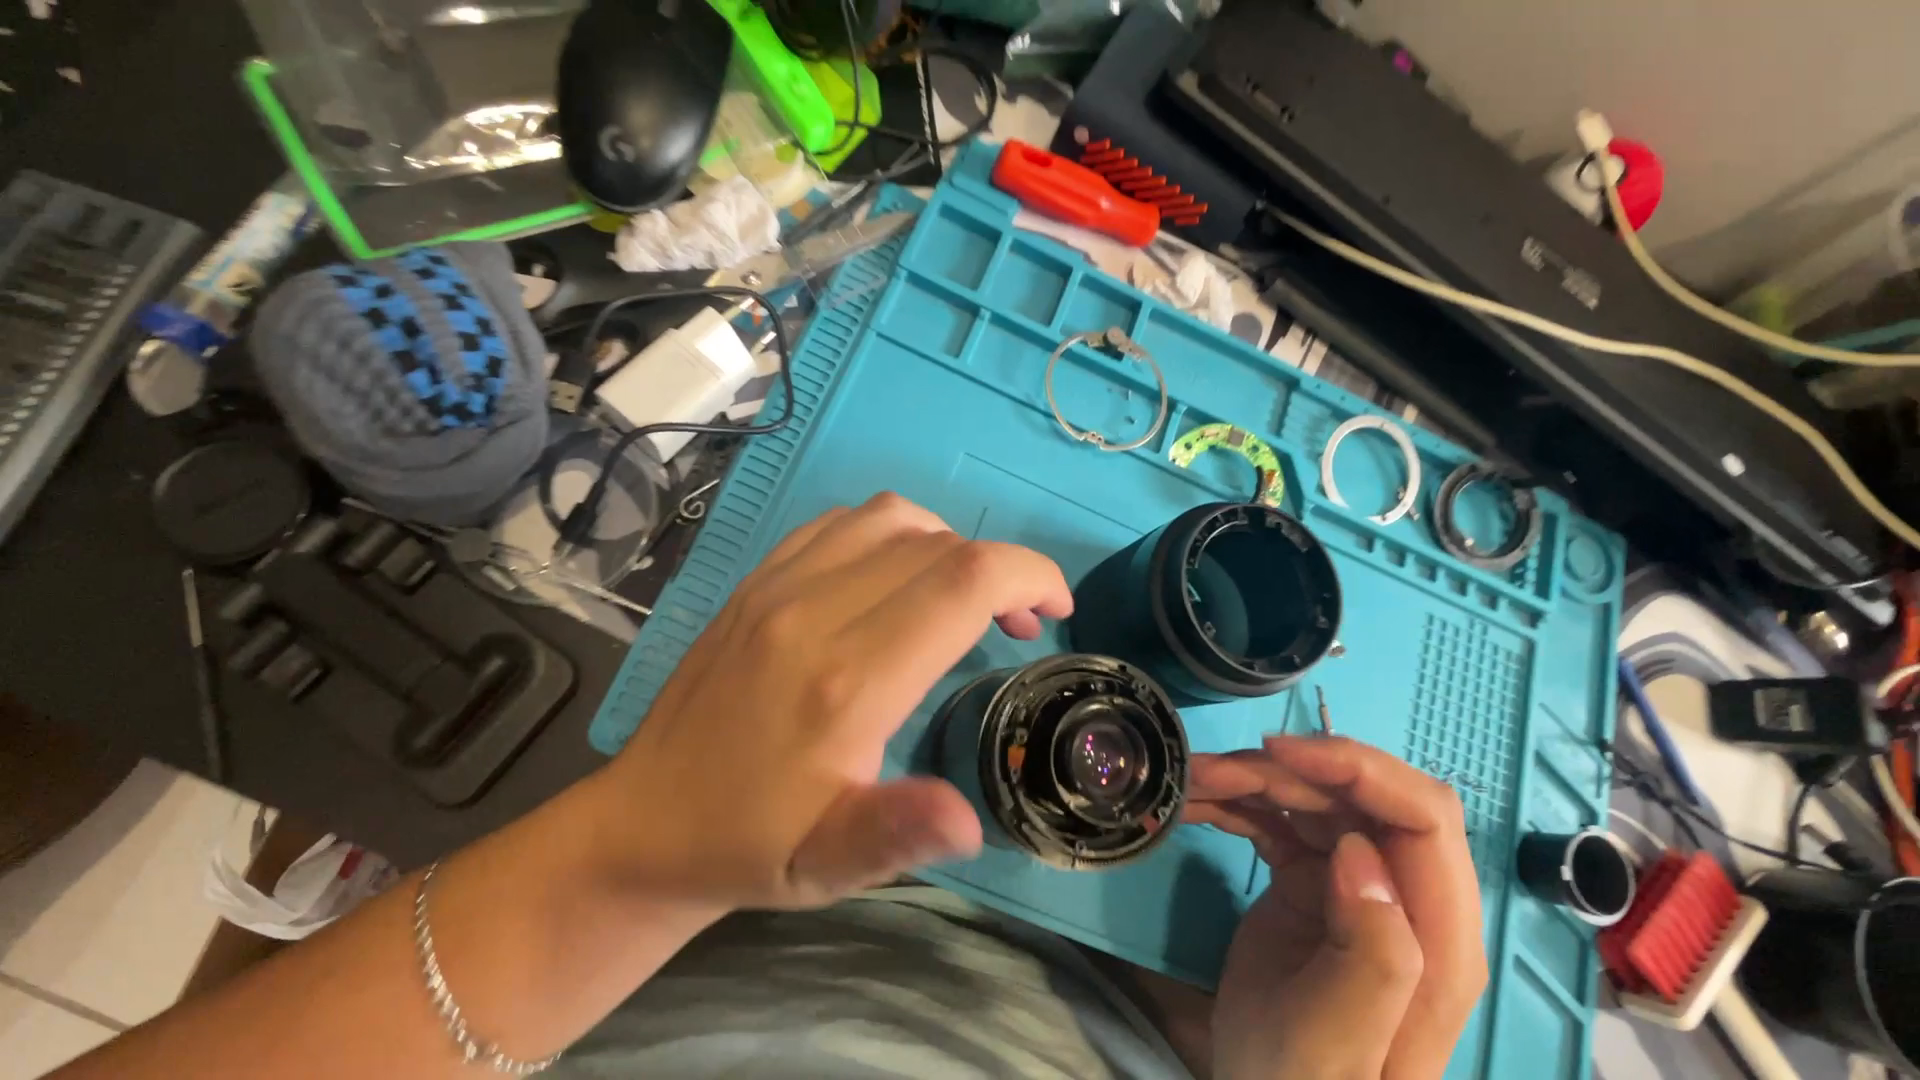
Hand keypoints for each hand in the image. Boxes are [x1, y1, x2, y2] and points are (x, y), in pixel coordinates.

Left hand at [597, 493, 1071, 910]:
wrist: (646, 821)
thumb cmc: (751, 844)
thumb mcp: (829, 864)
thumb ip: (898, 832)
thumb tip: (970, 819)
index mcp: (845, 683)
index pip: (962, 583)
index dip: (1029, 576)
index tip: (1053, 610)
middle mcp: (812, 614)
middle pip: (938, 544)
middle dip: (1001, 569)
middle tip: (1015, 625)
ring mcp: (776, 588)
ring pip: (889, 518)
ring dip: (947, 546)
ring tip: (958, 599)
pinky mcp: (754, 582)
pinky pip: (839, 524)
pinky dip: (890, 535)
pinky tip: (894, 582)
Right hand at [1188, 736, 1488, 1079]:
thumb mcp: (1338, 1042)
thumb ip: (1375, 955)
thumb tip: (1359, 850)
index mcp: (1436, 933)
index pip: (1423, 815)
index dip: (1356, 767)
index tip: (1278, 752)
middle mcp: (1403, 898)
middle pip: (1360, 797)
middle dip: (1287, 771)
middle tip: (1208, 775)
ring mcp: (1355, 890)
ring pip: (1316, 802)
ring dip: (1253, 781)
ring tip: (1190, 783)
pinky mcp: (1311, 888)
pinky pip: (1281, 825)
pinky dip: (1238, 806)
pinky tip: (1196, 806)